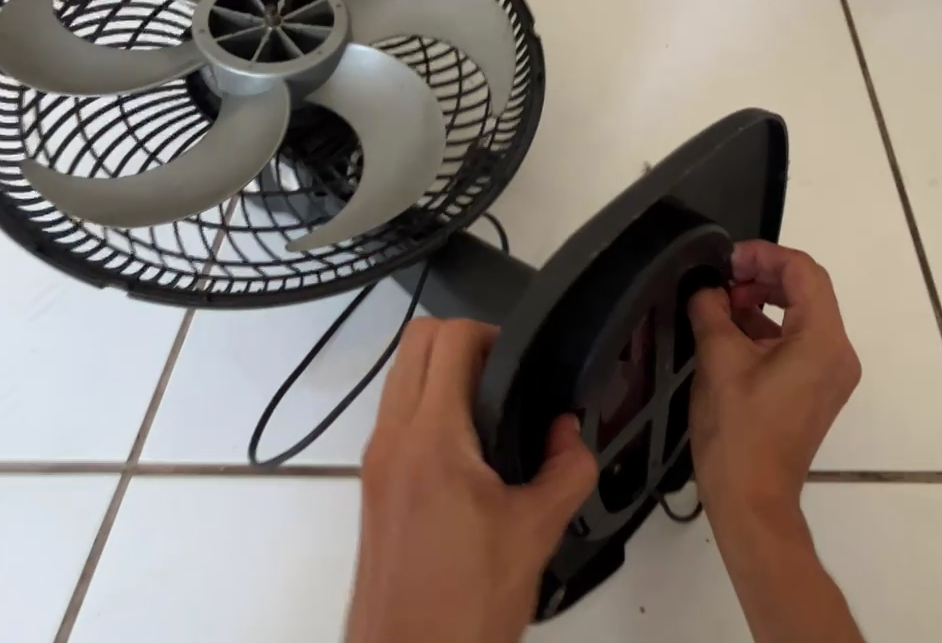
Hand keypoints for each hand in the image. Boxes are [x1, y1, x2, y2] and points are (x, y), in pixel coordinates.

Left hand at [346, 318, 596, 642]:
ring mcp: (375, 459)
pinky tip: (468, 447)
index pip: (448, 340)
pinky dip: (426, 404)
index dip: (489, 333)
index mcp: (432, 440)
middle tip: (503, 374)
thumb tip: (569, 431)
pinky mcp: (373, 482)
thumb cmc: (462, 607)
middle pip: (414, 340)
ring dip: (440, 371)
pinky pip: (395, 412)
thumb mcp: (536, 532)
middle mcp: (392, 438)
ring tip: (490, 410)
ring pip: (399, 374)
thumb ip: (567, 468)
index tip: (518, 361)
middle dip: (462, 341)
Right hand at [687, 241, 860, 524]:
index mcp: (823, 341)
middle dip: (762, 275)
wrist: (752, 501)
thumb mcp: (718, 360)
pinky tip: (729, 329)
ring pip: (801, 313)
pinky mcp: (815, 388)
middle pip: (806, 289)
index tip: (726, 260)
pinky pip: (796, 340)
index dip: (763, 254)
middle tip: (721, 278)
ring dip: (762, 299)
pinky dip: (766, 326)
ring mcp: (829, 373)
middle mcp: (837, 352)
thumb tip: (706, 287)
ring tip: (719, 303)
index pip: (803, 271)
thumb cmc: (738, 431)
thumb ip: (711, 309)